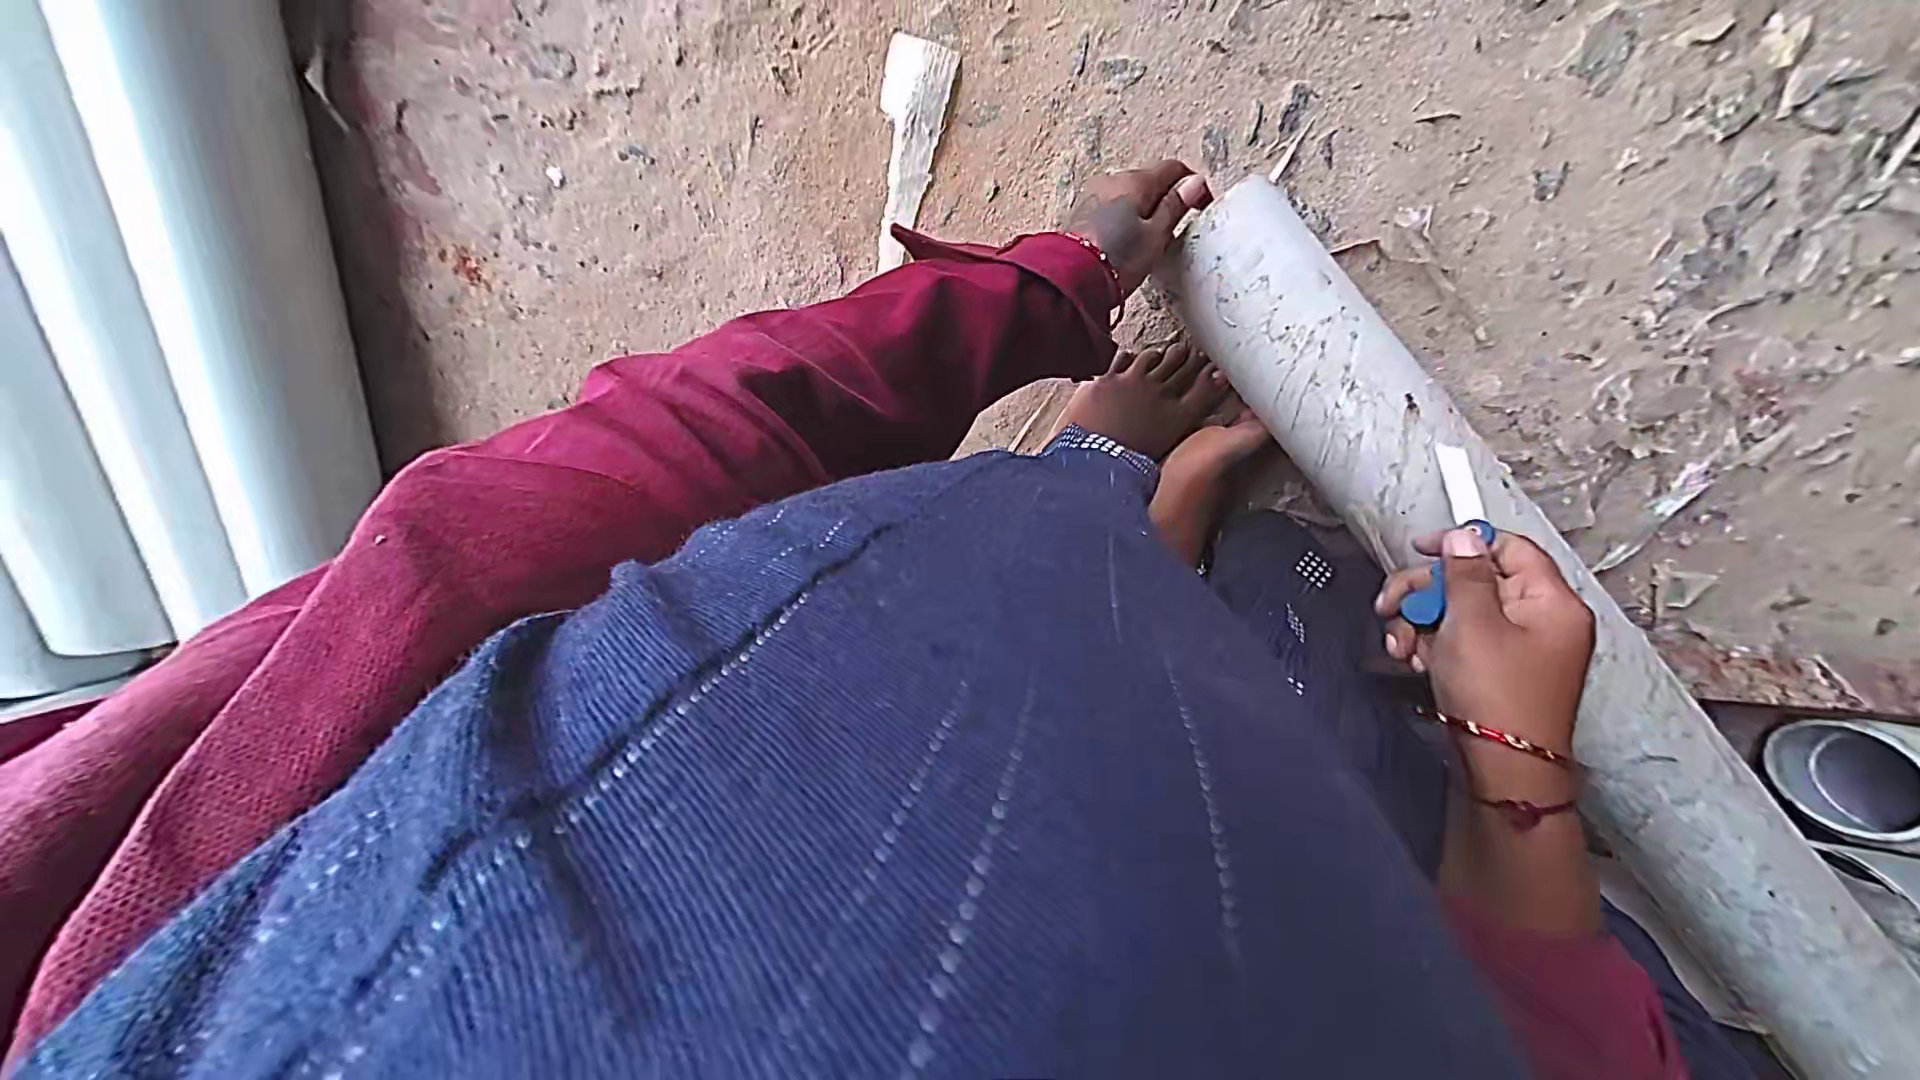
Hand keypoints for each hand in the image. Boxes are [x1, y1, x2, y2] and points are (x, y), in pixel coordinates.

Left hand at [1066, 160, 1212, 294]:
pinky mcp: (1078, 216)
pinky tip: (1121, 242)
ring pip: (1125, 196)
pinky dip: (1120, 219)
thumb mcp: (1155, 236)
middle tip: (1172, 228)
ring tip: (1144, 240)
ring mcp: (1091, 196)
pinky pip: (1108, 209)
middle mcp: (1111, 180)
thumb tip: (1194, 183)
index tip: (1201, 204)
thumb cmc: (1116, 261)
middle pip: (1147, 181)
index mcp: (1136, 181)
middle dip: (1162, 199)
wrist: (1070, 281)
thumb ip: (1175, 207)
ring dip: (1139, 210)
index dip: (1191, 185)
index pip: (1173, 169)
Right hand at [1374, 528, 1594, 756]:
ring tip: (1400, 644)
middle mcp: (1536, 618)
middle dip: (1423, 592)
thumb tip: (1462, 538)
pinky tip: (1411, 657)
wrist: (1499, 760)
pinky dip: (1427, 642)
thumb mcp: (1472, 624)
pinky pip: (1454, 636)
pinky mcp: (1492, 662)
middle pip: (1470, 579)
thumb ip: (1464, 575)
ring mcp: (1514, 642)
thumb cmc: (1495, 695)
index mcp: (1549, 602)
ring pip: (1454, 609)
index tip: (1422, 548)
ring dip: (1417, 621)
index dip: (1462, 542)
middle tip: (1392, 606)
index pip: (1508, 549)